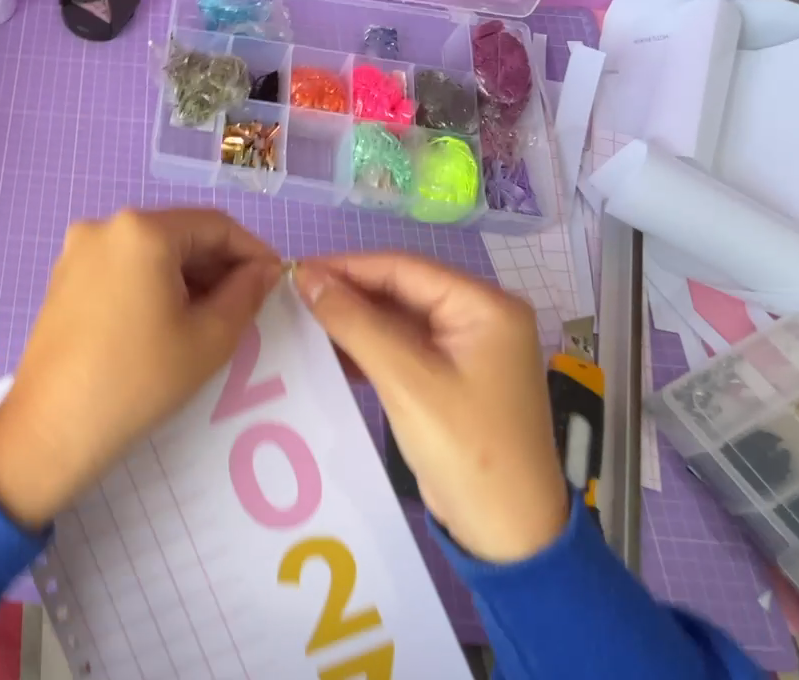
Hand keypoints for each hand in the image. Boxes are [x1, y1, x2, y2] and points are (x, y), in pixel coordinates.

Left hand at [0, 209, 282, 529]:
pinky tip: (167, 321)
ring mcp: (77, 250)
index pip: (215, 225)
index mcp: (141, 230)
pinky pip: (121, 267)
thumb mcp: (209, 338)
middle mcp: (104, 226)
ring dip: (186, 276)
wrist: (54, 425)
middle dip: (218, 265)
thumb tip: (264, 270)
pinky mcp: (63, 277)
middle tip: (247, 304)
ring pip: (149, 252)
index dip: (252, 251)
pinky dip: (151, 283)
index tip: (275, 281)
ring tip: (211, 317)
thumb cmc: (140, 378)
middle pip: (179, 234)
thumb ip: (246, 293)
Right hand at [294, 253, 568, 563]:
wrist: (507, 532)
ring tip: (301, 318)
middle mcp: (479, 317)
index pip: (404, 268)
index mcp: (485, 307)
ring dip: (352, 319)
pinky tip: (328, 349)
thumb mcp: (405, 379)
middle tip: (291, 296)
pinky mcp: (449, 376)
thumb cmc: (465, 447)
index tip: (294, 271)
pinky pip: (400, 345)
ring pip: (396, 317)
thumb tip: (305, 276)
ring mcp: (465, 348)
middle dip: (347, 292)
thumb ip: (354, 322)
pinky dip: (366, 345)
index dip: (346, 266)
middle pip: (400, 289)